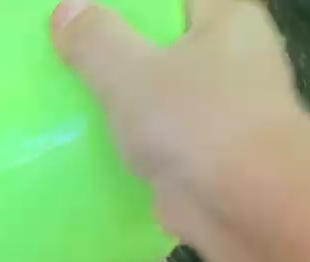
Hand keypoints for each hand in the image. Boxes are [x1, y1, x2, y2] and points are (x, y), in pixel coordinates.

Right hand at [53, 0, 309, 237]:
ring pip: (168, 85)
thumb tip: (67, 7)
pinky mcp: (210, 143)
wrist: (243, 195)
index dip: (132, 5)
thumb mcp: (132, 75)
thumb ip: (97, 42)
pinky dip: (136, 132)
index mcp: (226, 18)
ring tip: (80, 104)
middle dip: (126, 46)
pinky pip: (165, 127)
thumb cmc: (196, 121)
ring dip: (129, 95)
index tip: (92, 18)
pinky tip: (103, 146)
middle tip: (75, 59)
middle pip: (171, 37)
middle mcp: (233, 51)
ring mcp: (225, 100)